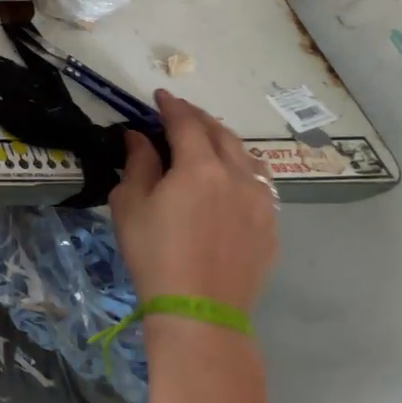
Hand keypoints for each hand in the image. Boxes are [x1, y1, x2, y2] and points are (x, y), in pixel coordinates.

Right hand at [111, 90, 278, 312]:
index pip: (187, 124)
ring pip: (248, 158)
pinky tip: (229, 176)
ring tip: (207, 139)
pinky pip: (260, 184)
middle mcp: (237, 177)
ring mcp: (261, 203)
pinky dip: (242, 168)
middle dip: (200, 118)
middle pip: (222, 135)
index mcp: (200, 168)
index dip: (172, 106)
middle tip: (180, 112)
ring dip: (225, 141)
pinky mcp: (271, 226)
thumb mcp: (130, 202)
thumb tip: (139, 137)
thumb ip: (138, 163)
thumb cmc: (153, 250)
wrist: (200, 307)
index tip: (160, 96)